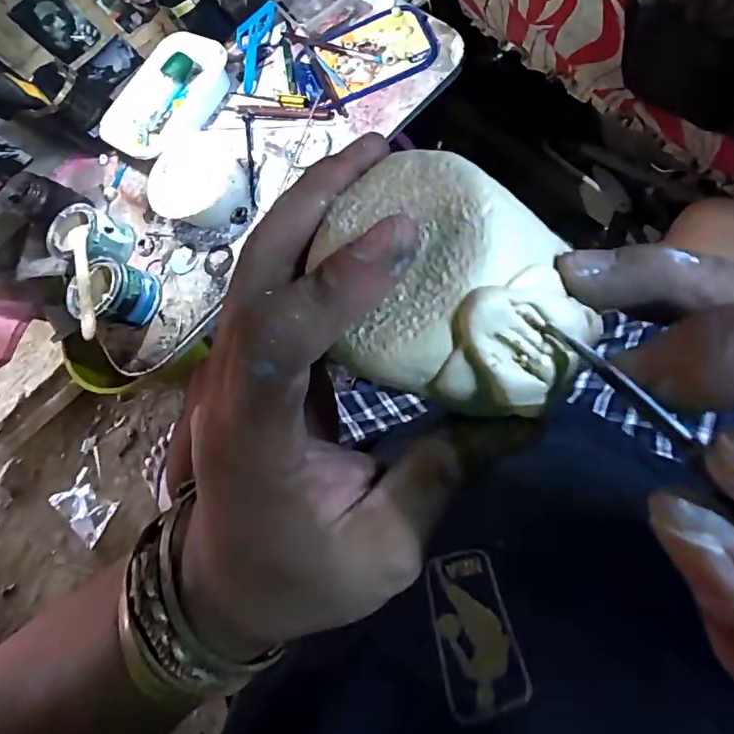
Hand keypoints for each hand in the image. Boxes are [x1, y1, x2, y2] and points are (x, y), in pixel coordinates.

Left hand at [174, 135, 534, 659]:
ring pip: (260, 262)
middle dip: (314, 198)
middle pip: (256, 266)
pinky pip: (275, 280)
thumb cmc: (293, 577)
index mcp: (252, 429)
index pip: (279, 335)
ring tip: (369, 164)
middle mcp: (229, 377)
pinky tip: (353, 217)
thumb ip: (441, 473)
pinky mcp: (246, 353)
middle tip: (378, 151)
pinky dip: (312, 238)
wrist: (216, 583)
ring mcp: (228, 358)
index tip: (401, 234)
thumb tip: (516, 412)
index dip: (337, 280)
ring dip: (311, 205)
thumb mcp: (381, 549)